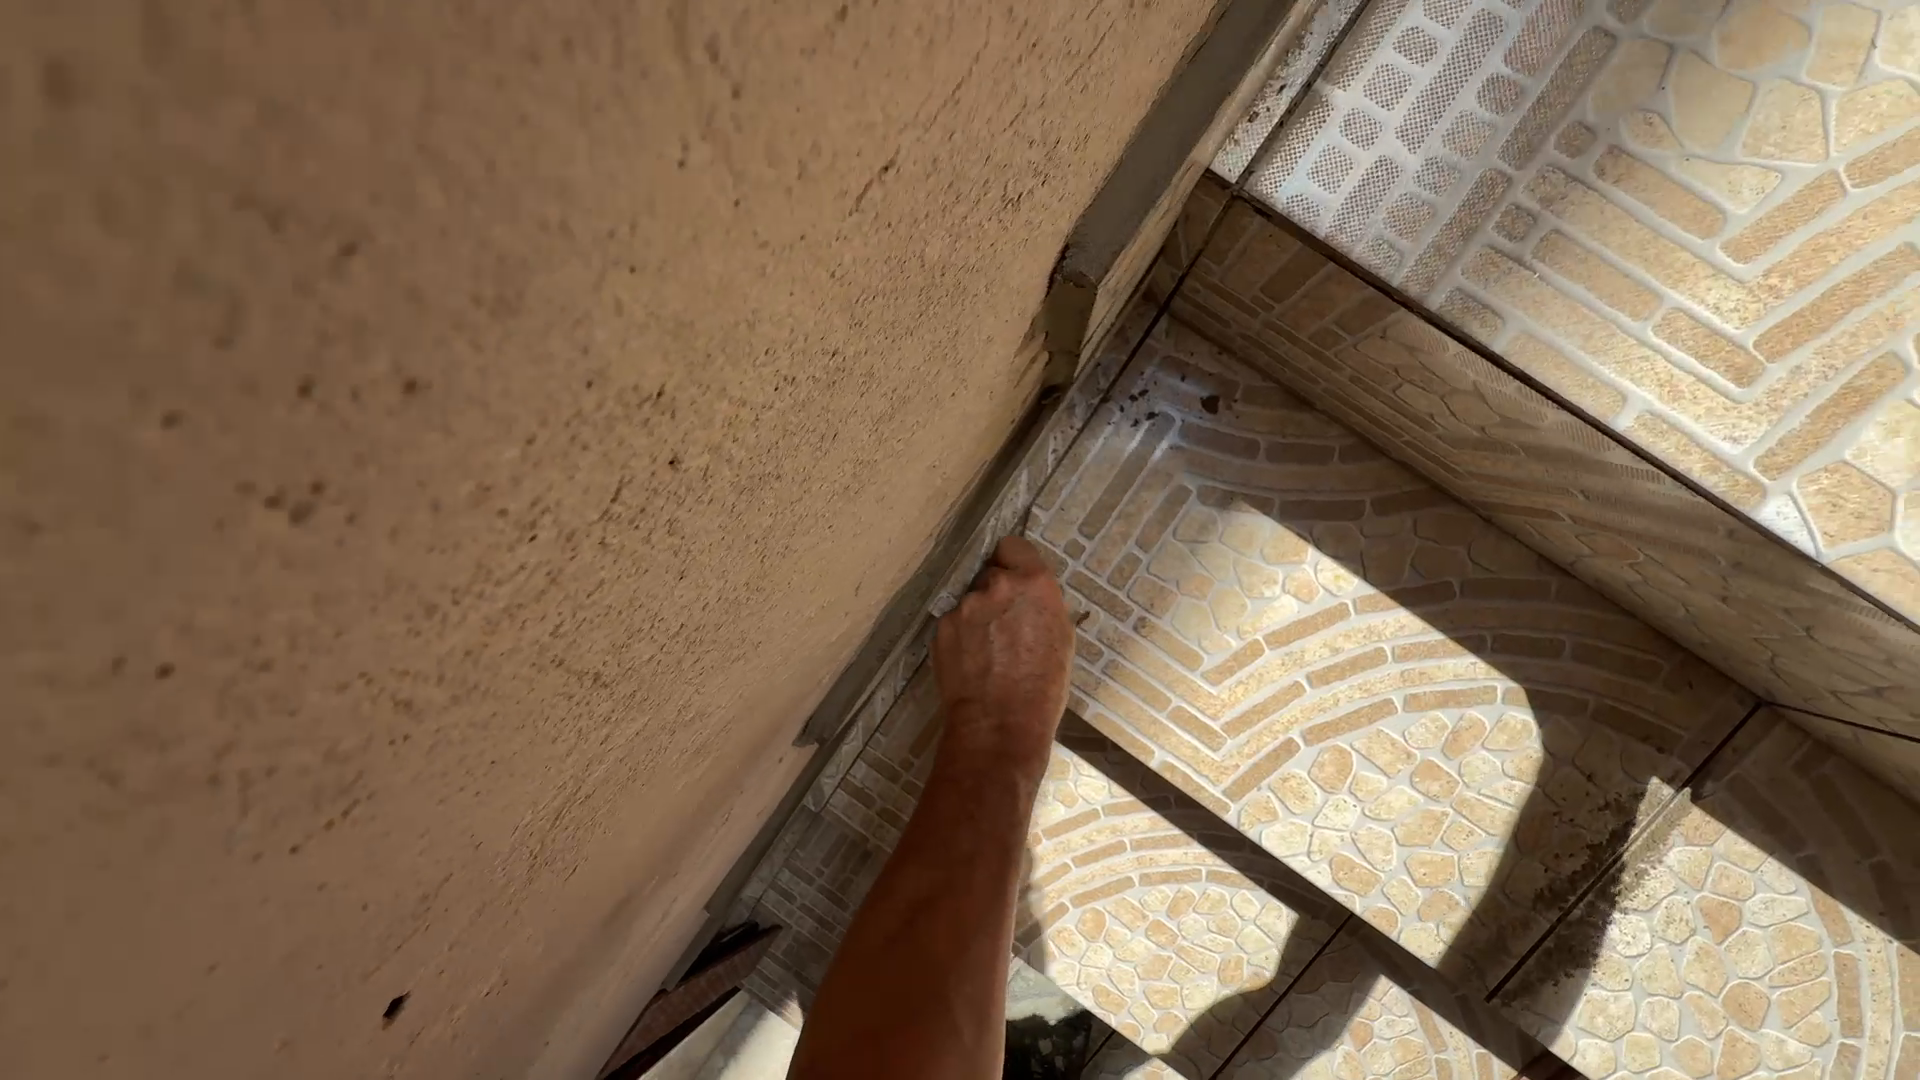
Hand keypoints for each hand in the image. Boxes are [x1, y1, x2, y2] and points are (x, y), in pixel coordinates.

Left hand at [932, 536, 1073, 766]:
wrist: (1000, 724)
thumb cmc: (1044, 688)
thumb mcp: (1061, 638)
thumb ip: (1041, 605)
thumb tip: (1028, 598)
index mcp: (1034, 583)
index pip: (1013, 546)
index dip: (1012, 561)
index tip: (1014, 578)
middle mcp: (996, 585)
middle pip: (990, 574)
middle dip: (995, 592)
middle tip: (1002, 624)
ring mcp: (965, 606)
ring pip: (970, 601)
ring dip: (976, 616)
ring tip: (986, 650)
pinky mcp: (941, 627)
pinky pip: (953, 623)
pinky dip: (959, 637)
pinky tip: (970, 662)